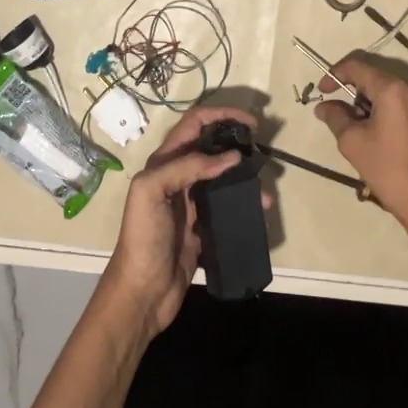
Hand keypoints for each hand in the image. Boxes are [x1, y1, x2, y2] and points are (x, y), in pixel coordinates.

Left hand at [100, 104, 261, 337]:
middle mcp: (178, 177)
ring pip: (224, 177)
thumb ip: (186, 166)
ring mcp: (192, 202)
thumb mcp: (151, 191)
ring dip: (245, 176)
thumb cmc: (143, 237)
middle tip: (261, 149)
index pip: (194, 124)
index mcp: (163, 162)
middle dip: (237, 142)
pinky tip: (260, 209)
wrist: (143, 291)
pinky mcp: (204, 226)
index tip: (250, 122)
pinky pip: (229, 206)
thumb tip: (230, 157)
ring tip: (264, 187)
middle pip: (212, 147)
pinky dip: (246, 202)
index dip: (221, 115)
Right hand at [314, 53, 407, 235]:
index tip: (321, 92)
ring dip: (368, 102)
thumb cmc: (390, 171)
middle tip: (339, 114)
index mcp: (392, 88)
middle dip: (352, 91)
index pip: (356, 66)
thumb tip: (324, 106)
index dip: (334, 75)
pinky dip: (385, 110)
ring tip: (358, 129)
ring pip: (388, 90)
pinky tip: (378, 135)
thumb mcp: (354, 143)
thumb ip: (335, 117)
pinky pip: (402, 102)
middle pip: (374, 76)